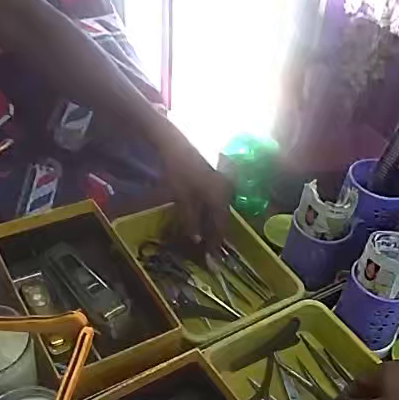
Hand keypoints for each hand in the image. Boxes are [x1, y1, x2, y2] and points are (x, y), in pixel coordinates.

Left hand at [151, 111, 230, 247]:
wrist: (173, 143)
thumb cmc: (179, 171)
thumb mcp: (183, 198)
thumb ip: (191, 220)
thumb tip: (197, 239)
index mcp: (220, 196)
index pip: (222, 225)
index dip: (216, 241)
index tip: (211, 256)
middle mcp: (225, 190)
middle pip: (221, 218)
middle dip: (214, 233)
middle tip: (207, 249)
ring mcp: (220, 183)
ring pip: (217, 210)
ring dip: (210, 223)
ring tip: (202, 236)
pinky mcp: (212, 179)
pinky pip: (213, 201)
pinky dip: (206, 212)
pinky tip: (198, 218)